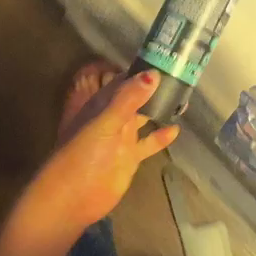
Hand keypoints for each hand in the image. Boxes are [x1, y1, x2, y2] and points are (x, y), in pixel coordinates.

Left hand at [21, 71, 178, 236]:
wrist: (72, 196)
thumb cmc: (82, 154)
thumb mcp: (105, 122)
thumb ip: (128, 99)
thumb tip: (154, 74)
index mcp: (103, 104)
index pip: (126, 80)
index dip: (144, 70)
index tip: (169, 59)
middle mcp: (114, 117)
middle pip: (138, 97)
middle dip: (156, 88)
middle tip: (183, 77)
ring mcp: (122, 138)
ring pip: (144, 118)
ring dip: (160, 110)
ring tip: (184, 100)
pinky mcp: (130, 158)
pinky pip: (148, 143)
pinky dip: (160, 137)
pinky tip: (176, 130)